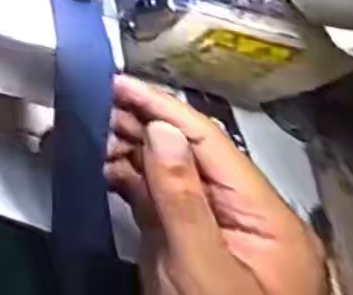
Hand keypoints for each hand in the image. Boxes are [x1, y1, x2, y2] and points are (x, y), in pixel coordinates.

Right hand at [105, 76, 326, 294]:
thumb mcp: (205, 270)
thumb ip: (184, 199)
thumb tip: (162, 129)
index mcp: (265, 216)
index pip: (209, 141)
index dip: (161, 107)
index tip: (116, 83)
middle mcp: (239, 212)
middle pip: (185, 148)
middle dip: (136, 122)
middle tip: (89, 104)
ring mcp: (209, 224)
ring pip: (164, 165)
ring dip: (124, 144)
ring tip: (88, 132)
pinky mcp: (181, 237)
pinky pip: (151, 191)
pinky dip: (122, 172)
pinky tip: (98, 163)